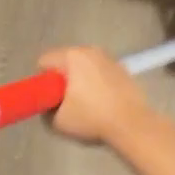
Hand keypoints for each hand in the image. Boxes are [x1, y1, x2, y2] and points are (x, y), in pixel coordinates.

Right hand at [36, 46, 163, 145]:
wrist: (133, 125)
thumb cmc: (92, 119)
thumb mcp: (58, 121)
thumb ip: (45, 111)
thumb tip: (48, 107)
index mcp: (71, 56)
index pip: (44, 62)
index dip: (42, 81)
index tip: (50, 98)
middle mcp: (89, 50)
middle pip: (64, 61)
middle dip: (62, 79)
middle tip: (66, 102)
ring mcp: (109, 57)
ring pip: (83, 66)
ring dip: (80, 79)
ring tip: (86, 103)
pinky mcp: (123, 68)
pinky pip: (100, 71)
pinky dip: (97, 82)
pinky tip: (103, 101)